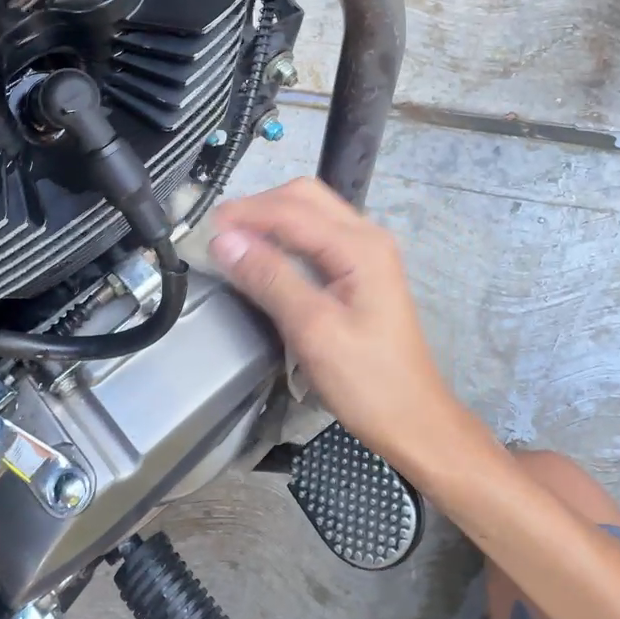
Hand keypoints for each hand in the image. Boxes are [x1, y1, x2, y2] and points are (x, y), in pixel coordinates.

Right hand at [208, 177, 478, 467]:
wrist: (414, 420)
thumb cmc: (367, 382)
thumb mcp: (312, 330)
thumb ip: (269, 278)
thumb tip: (224, 241)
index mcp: (360, 247)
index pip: (292, 210)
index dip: (246, 213)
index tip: (205, 228)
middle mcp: (367, 238)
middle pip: (304, 197)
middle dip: (258, 206)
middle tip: (219, 231)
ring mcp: (367, 253)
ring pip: (311, 211)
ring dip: (271, 217)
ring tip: (234, 240)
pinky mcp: (361, 271)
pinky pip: (317, 235)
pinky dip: (285, 235)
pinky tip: (264, 255)